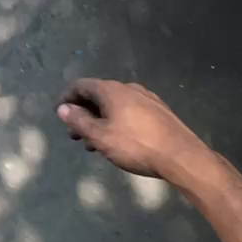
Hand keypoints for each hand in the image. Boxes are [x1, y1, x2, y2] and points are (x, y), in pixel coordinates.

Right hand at [56, 78, 210, 180]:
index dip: (67, 98)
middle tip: (76, 135)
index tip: (59, 114)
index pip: (81, 86)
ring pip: (114, 105)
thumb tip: (62, 108)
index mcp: (111, 90)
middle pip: (98, 95)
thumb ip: (79, 121)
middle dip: (84, 113)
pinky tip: (119, 141)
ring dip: (100, 120)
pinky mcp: (158, 111)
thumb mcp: (101, 137)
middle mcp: (128, 88)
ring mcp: (146, 98)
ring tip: (96, 144)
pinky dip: (117, 122)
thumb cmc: (136, 145)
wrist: (182, 156)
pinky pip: (129, 111)